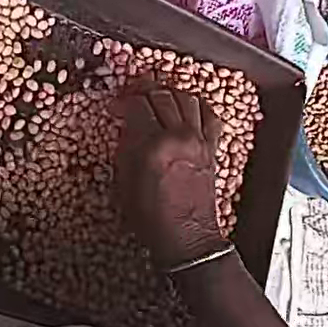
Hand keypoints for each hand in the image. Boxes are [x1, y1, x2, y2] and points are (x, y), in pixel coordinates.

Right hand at [115, 84, 229, 268]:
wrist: (185, 237)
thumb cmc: (151, 217)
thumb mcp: (124, 182)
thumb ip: (126, 148)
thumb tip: (128, 128)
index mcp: (152, 146)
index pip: (137, 105)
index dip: (123, 100)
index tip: (116, 104)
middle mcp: (178, 137)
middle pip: (162, 95)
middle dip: (144, 90)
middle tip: (133, 92)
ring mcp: (198, 141)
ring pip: (186, 98)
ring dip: (170, 92)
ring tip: (158, 95)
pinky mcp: (211, 148)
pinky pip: (208, 115)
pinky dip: (197, 105)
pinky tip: (187, 107)